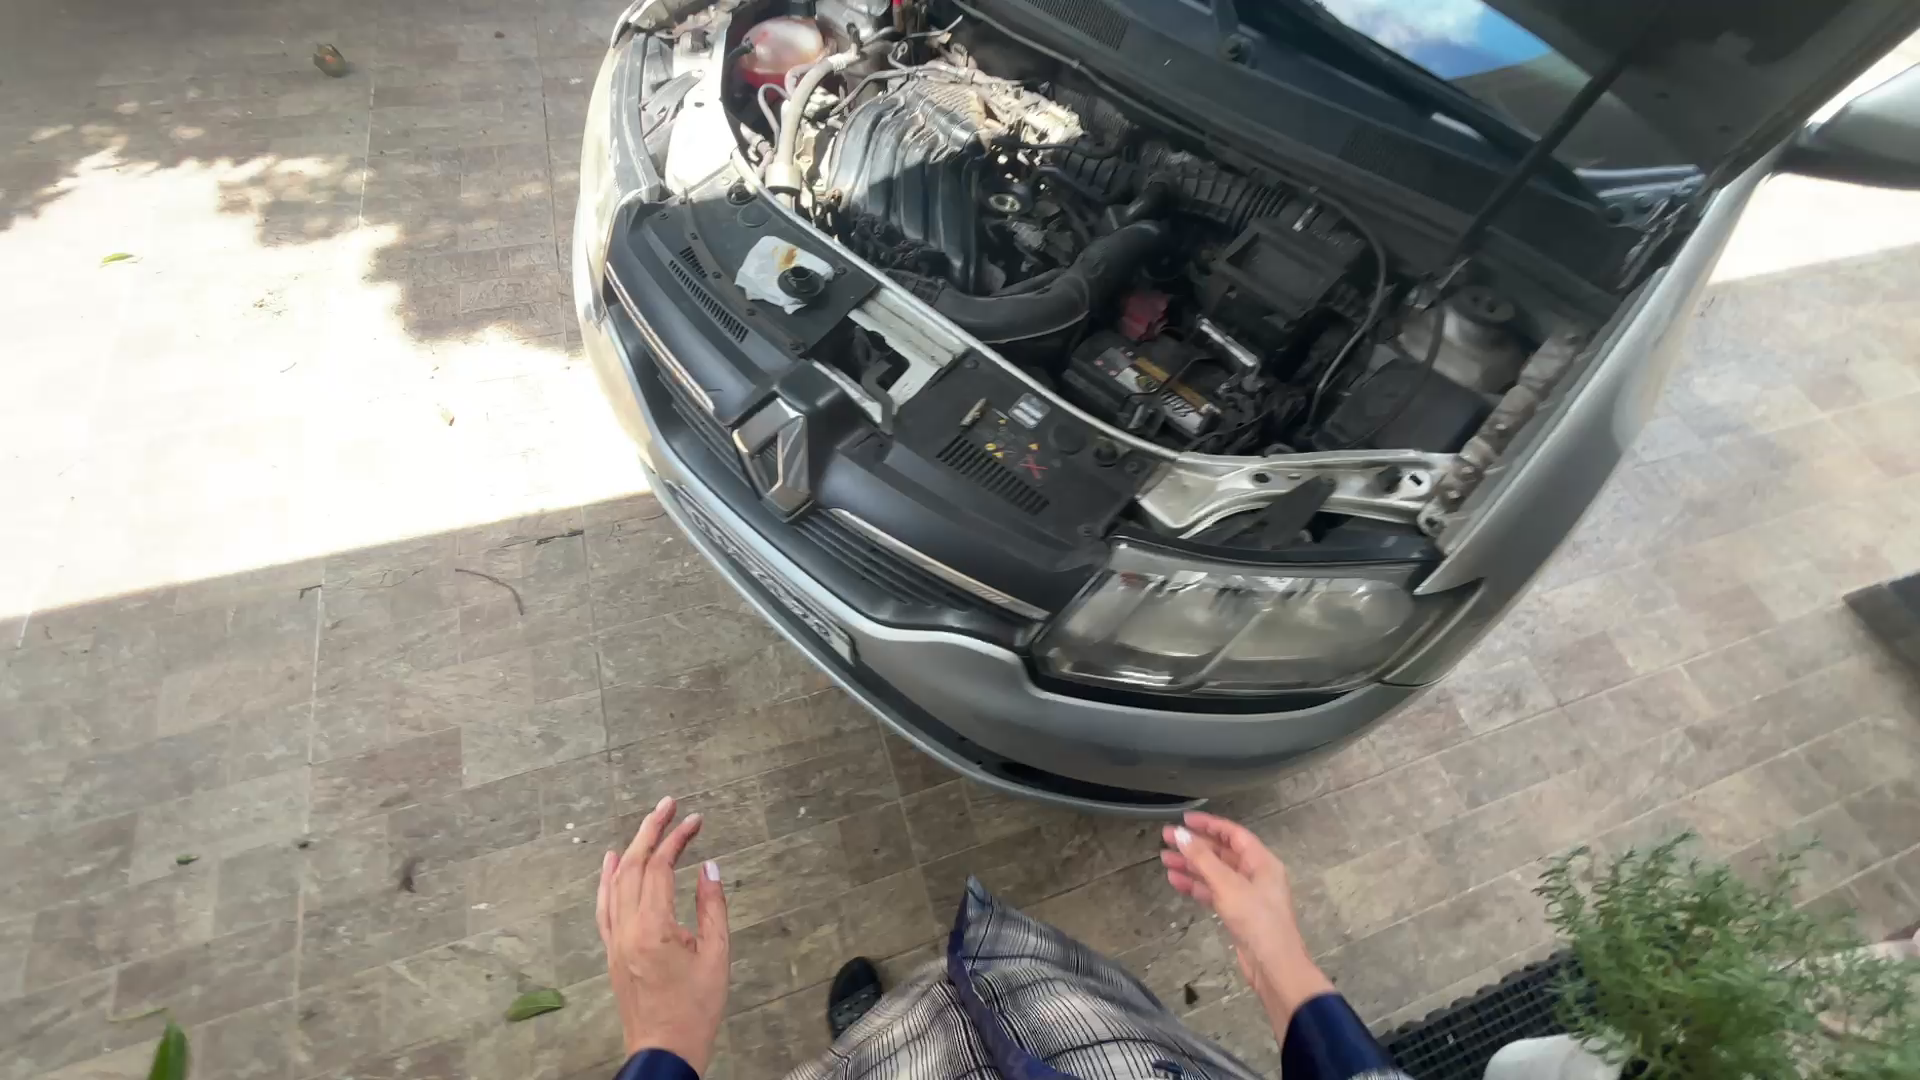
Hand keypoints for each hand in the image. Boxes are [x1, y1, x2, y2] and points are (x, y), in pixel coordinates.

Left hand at [597, 796, 730, 1070]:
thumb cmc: (696, 1007)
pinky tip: (609, 862)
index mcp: (653, 929)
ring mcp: (615, 941)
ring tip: (648, 823)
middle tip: (668, 804)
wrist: (663, 1053)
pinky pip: (604, 906)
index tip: (696, 820)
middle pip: (632, 866)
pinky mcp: (612, 952)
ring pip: (615, 883)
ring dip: (631, 848)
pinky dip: (606, 879)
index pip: (660, 868)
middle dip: (650, 831)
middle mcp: (627, 930)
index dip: (677, 839)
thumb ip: (712, 906)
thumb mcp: (717, 954)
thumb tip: (708, 867)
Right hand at [1161, 811, 1333, 1030]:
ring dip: (1191, 866)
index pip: (1233, 834)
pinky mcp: (1237, 913)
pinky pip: (1213, 891)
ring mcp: (1246, 895)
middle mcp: (1255, 875)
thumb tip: (1179, 833)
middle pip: (1221, 852)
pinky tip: (1176, 881)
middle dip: (1194, 846)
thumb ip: (1202, 857)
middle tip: (1166, 838)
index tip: (1184, 819)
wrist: (1274, 968)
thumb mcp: (1227, 884)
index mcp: (1261, 862)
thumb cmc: (1256, 919)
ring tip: (1165, 859)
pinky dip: (1196, 885)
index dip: (1208, 824)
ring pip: (1214, 873)